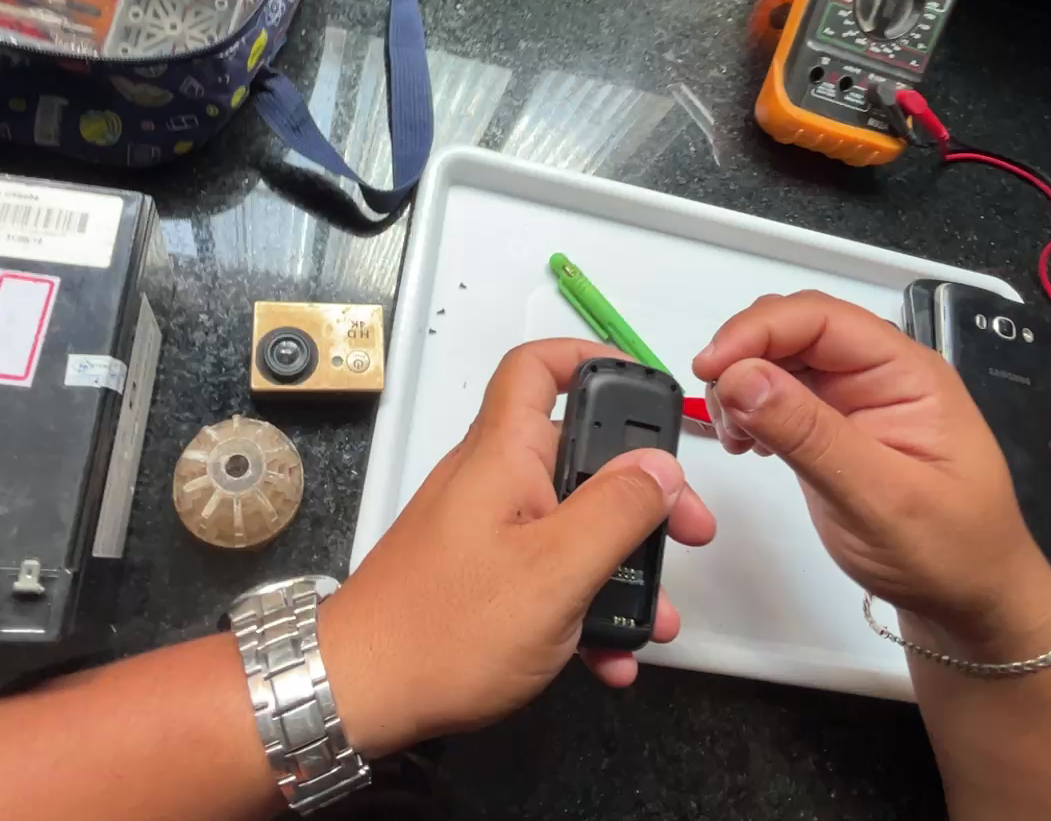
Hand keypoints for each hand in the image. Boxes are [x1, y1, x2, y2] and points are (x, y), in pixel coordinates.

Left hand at [319, 339, 716, 756]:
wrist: (362, 693)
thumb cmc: (449, 627)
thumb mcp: (554, 570)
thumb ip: (615, 512)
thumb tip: (660, 466)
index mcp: (503, 453)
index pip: (536, 368)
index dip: (587, 358)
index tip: (642, 386)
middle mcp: (494, 478)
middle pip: (578, 451)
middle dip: (640, 490)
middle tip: (688, 529)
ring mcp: (489, 525)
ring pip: (572, 518)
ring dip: (622, 562)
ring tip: (659, 615)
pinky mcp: (485, 567)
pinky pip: (548, 565)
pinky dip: (584, 598)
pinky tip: (610, 653)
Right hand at [692, 292, 1050, 661]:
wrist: (964, 601)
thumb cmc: (947, 553)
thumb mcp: (879, 498)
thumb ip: (809, 435)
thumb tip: (739, 377)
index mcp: (905, 372)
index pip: (820, 318)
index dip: (758, 330)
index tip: (712, 367)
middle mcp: (874, 371)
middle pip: (791, 327)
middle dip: (743, 354)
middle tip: (718, 405)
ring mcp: (847, 395)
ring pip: (773, 355)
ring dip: (738, 382)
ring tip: (735, 435)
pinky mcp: (823, 421)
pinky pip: (770, 390)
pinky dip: (743, 406)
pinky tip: (744, 442)